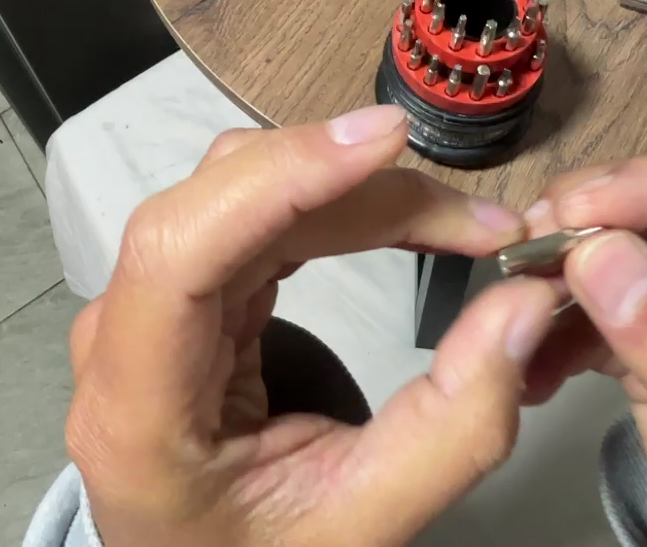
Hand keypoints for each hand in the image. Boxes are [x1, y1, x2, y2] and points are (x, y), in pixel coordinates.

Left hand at [65, 105, 558, 545]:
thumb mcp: (360, 524)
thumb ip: (452, 426)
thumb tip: (524, 301)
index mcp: (135, 402)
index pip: (178, 248)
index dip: (279, 175)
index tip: (385, 139)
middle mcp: (121, 328)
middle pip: (226, 204)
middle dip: (356, 190)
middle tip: (474, 219)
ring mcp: (151, 297)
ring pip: (247, 193)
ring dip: (354, 192)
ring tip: (452, 220)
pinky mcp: (189, 284)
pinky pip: (258, 216)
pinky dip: (333, 206)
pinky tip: (392, 215)